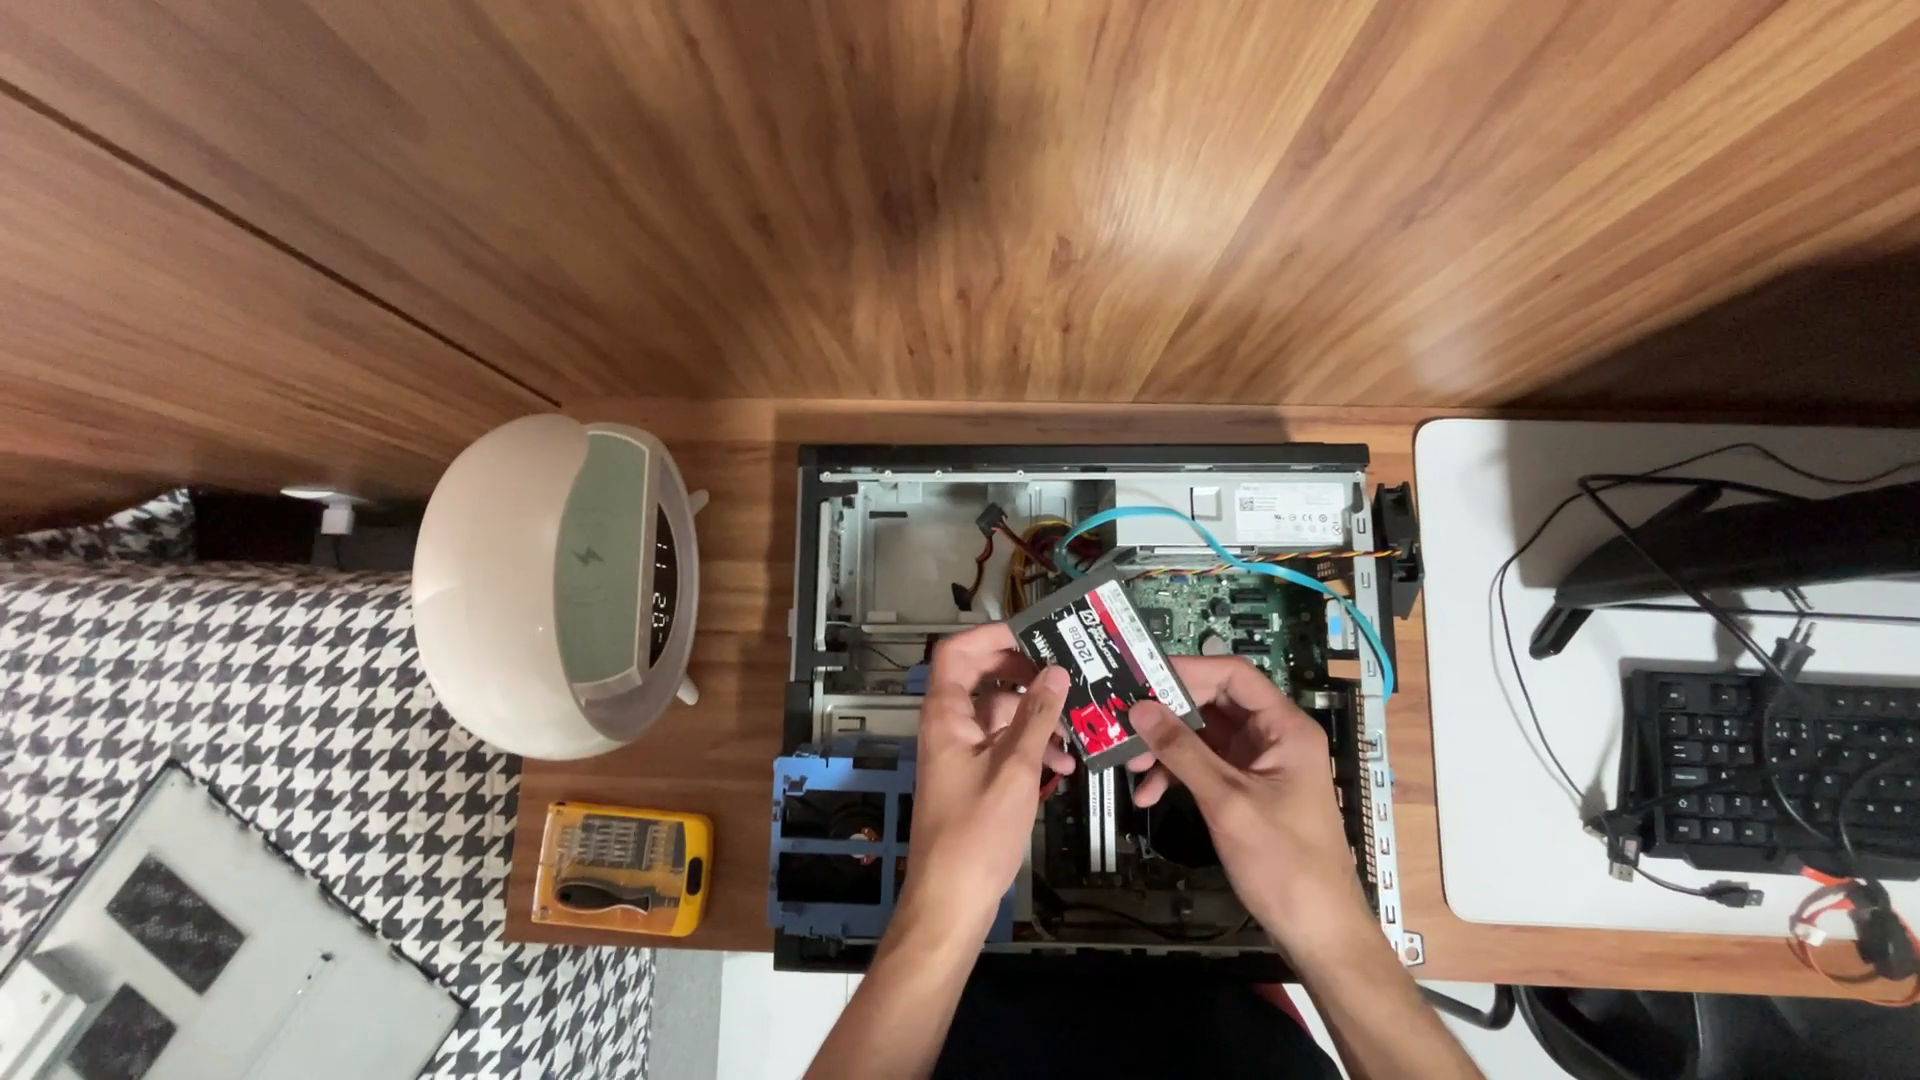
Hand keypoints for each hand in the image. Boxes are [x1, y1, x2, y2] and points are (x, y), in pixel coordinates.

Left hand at [900, 623, 1073, 939]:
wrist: (953, 898)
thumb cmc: (976, 833)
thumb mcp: (1014, 769)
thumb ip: (1037, 717)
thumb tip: (1055, 672)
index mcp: (945, 715)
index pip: (956, 652)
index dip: (991, 636)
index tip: (1034, 635)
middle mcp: (948, 725)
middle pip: (983, 678)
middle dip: (1025, 675)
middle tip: (1064, 674)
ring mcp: (961, 750)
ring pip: (999, 713)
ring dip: (1036, 716)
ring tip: (1075, 729)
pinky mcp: (974, 774)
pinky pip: (1003, 744)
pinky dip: (1031, 746)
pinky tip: (1062, 765)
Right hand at [1128, 657, 1375, 957]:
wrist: (1317, 931)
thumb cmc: (1284, 862)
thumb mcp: (1227, 802)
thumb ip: (1182, 751)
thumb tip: (1139, 708)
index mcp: (1284, 728)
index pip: (1233, 675)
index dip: (1187, 670)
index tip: (1140, 676)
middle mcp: (1273, 737)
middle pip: (1212, 703)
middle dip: (1167, 713)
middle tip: (1123, 720)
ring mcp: (1258, 763)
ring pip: (1202, 735)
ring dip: (1165, 747)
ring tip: (1130, 764)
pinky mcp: (1244, 788)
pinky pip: (1203, 764)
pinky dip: (1175, 774)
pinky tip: (1149, 793)